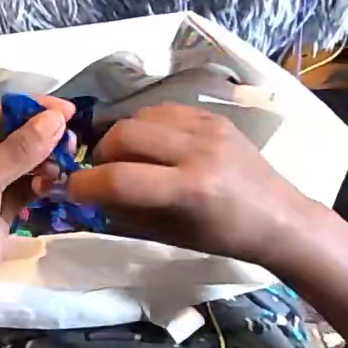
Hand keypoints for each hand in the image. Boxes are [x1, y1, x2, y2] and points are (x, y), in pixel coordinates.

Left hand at [0, 95, 76, 329]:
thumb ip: (17, 151)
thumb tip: (56, 117)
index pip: (1, 112)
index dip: (34, 108)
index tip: (69, 112)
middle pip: (18, 135)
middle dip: (45, 136)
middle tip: (73, 144)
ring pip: (27, 161)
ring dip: (48, 161)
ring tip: (67, 168)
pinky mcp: (4, 209)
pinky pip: (30, 187)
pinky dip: (45, 184)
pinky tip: (58, 186)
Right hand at [57, 103, 326, 266]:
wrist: (278, 216)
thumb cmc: (222, 236)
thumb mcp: (168, 233)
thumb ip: (124, 210)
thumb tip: (85, 193)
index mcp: (191, 189)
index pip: (121, 178)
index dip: (85, 183)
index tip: (69, 189)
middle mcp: (198, 150)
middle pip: (125, 135)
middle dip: (99, 154)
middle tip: (98, 172)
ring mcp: (208, 127)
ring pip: (140, 116)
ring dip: (120, 137)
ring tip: (123, 157)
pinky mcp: (212, 115)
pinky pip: (162, 110)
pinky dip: (144, 126)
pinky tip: (148, 144)